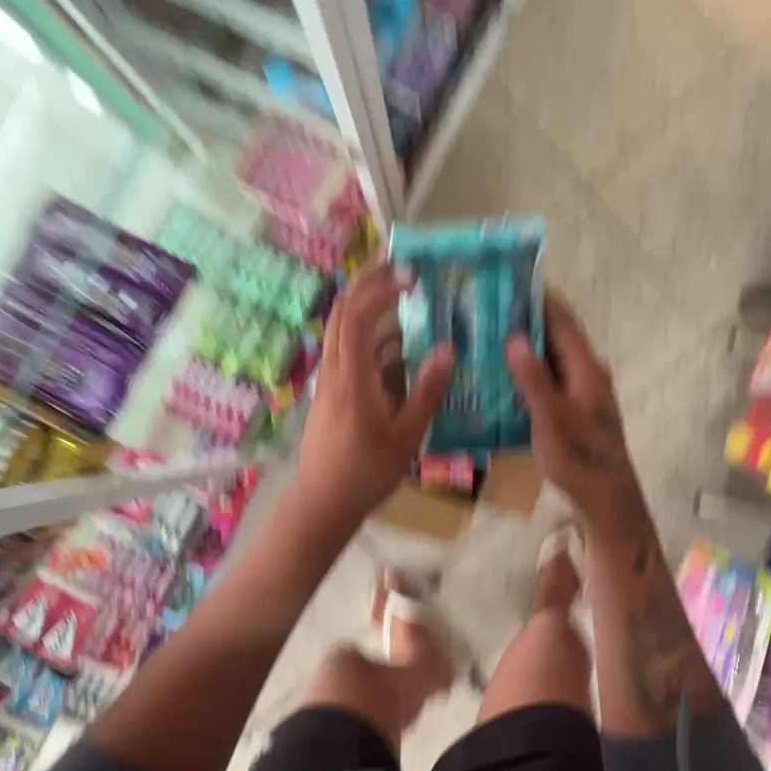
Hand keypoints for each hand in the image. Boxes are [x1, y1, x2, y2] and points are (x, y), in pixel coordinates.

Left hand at [293, 264, 453, 524]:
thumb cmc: (366, 472)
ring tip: (405, 299)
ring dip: (369, 308)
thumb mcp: (406, 435)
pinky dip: (370, 338)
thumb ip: (427, 391)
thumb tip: (448, 348)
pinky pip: (348, 352)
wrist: (322, 503)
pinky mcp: (331, 393)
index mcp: (352, 378)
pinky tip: (398, 347)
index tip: (410, 275)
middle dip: (368, 283)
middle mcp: (334, 371)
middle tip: (399, 267)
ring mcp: (329, 381)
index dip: (380, 289)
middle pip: (342, 313)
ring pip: (342, 331)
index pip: (357, 317)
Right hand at [505, 293, 648, 540]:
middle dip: (526, 322)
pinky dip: (527, 374)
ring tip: (487, 339)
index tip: (511, 280)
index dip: (540, 299)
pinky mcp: (572, 412)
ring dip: (525, 349)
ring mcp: (581, 394)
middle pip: (556, 338)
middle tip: (488, 310)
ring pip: (551, 361)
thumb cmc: (579, 457)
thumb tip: (515, 337)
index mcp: (586, 369)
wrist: (605, 499)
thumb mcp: (550, 417)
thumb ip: (533, 378)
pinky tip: (501, 379)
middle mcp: (586, 375)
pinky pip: (548, 382)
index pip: (562, 322)